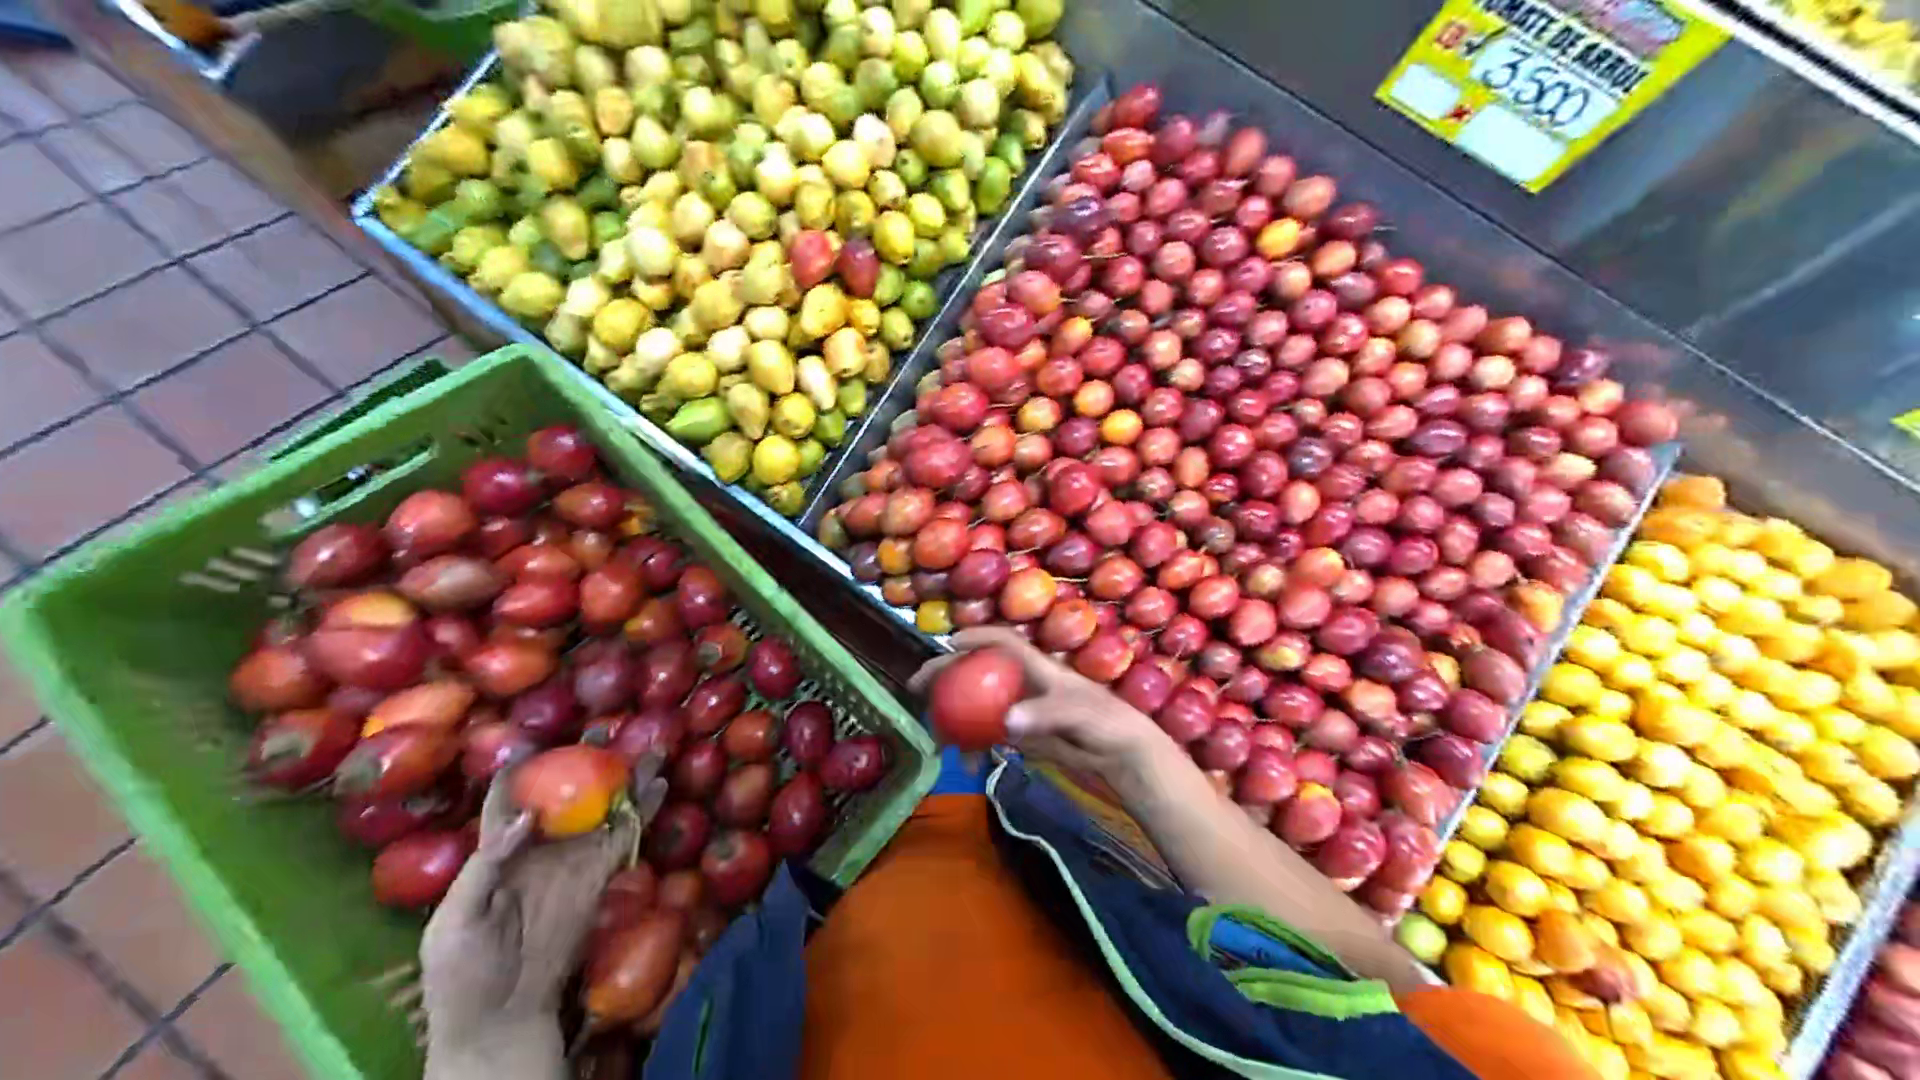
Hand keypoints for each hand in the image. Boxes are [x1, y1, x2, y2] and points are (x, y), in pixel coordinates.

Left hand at [420, 755, 668, 1053]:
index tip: (539, 734)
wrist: (502, 1016)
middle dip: (586, 757)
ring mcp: (575, 857)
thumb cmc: (463, 971)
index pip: (510, 795)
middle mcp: (543, 843)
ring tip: (647, 744)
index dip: (521, 764)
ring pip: (604, 805)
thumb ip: (486, 865)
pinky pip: (626, 835)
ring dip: (625, 776)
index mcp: (499, 848)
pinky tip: (660, 784)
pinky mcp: (602, 874)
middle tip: (606, 726)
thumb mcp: (456, 921)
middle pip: (567, 790)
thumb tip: (526, 815)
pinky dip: (645, 809)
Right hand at [911, 628, 1175, 790]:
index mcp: (1037, 667)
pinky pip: (989, 736)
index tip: (947, 642)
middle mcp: (1024, 683)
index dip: (976, 636)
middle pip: (978, 671)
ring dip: (955, 715)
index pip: (1002, 641)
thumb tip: (1007, 724)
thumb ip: (1045, 715)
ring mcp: (1021, 709)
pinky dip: (974, 746)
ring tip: (936, 734)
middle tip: (918, 686)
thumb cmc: (1105, 722)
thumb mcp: (1078, 714)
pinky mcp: (1023, 736)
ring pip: (978, 705)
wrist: (1122, 755)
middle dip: (947, 674)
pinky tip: (969, 763)